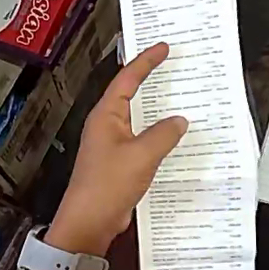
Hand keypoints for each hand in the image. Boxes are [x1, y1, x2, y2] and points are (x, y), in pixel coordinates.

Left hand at [44, 43, 187, 255]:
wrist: (89, 221)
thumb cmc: (106, 186)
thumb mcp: (142, 156)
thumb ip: (163, 135)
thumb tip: (178, 121)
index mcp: (106, 116)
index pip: (127, 79)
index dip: (146, 62)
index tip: (162, 48)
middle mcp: (106, 126)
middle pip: (129, 95)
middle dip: (150, 81)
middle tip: (170, 66)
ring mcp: (111, 145)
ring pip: (137, 120)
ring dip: (155, 112)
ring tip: (177, 99)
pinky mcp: (117, 163)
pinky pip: (140, 142)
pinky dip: (156, 137)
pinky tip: (171, 140)